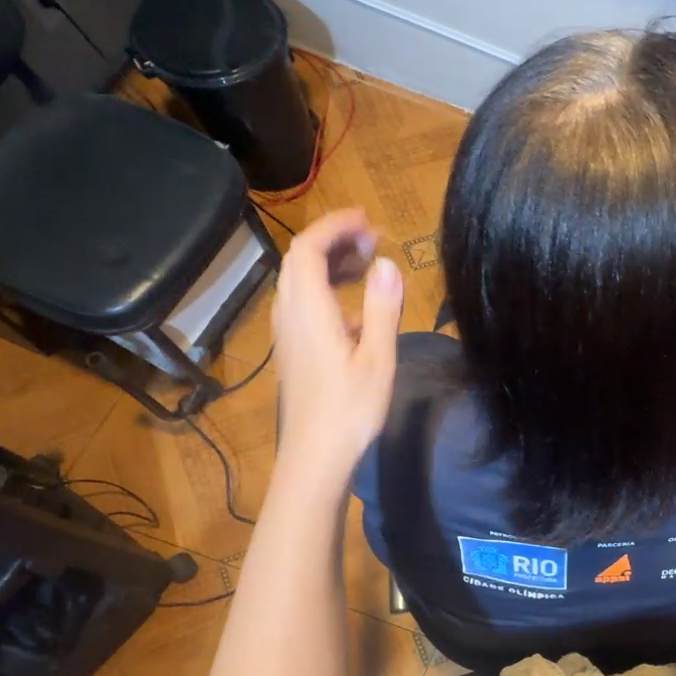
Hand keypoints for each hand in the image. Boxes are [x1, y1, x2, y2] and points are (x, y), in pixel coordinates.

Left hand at [270, 209, 401, 473]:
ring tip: (368, 265)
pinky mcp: (294, 351)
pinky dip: (329, 291)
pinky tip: (359, 311)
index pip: (308, 249)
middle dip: (334, 241)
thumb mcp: (377, 359)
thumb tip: (387, 264)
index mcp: (309, 311)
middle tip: (373, 239)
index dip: (333, 226)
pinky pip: (304, 305)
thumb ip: (382, 309)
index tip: (365, 218)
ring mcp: (288, 335)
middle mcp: (290, 316)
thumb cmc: (350, 410)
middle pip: (300, 262)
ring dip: (330, 266)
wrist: (315, 457)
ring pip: (300, 284)